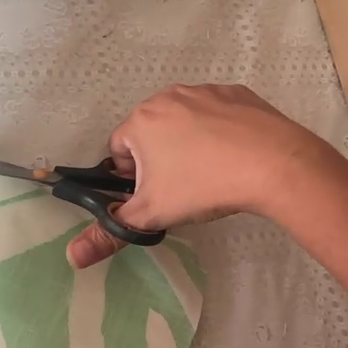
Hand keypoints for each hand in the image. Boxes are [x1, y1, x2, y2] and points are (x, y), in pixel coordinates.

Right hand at [67, 84, 347, 267]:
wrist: (273, 164)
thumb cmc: (202, 186)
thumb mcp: (151, 215)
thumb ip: (110, 232)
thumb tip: (73, 256)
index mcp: (140, 120)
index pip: (117, 151)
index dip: (129, 179)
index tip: (152, 196)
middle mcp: (168, 96)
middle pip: (149, 134)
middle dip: (157, 161)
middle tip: (180, 190)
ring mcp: (205, 91)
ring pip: (182, 123)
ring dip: (186, 146)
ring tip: (209, 176)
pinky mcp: (238, 94)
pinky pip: (215, 116)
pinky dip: (218, 134)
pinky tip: (233, 158)